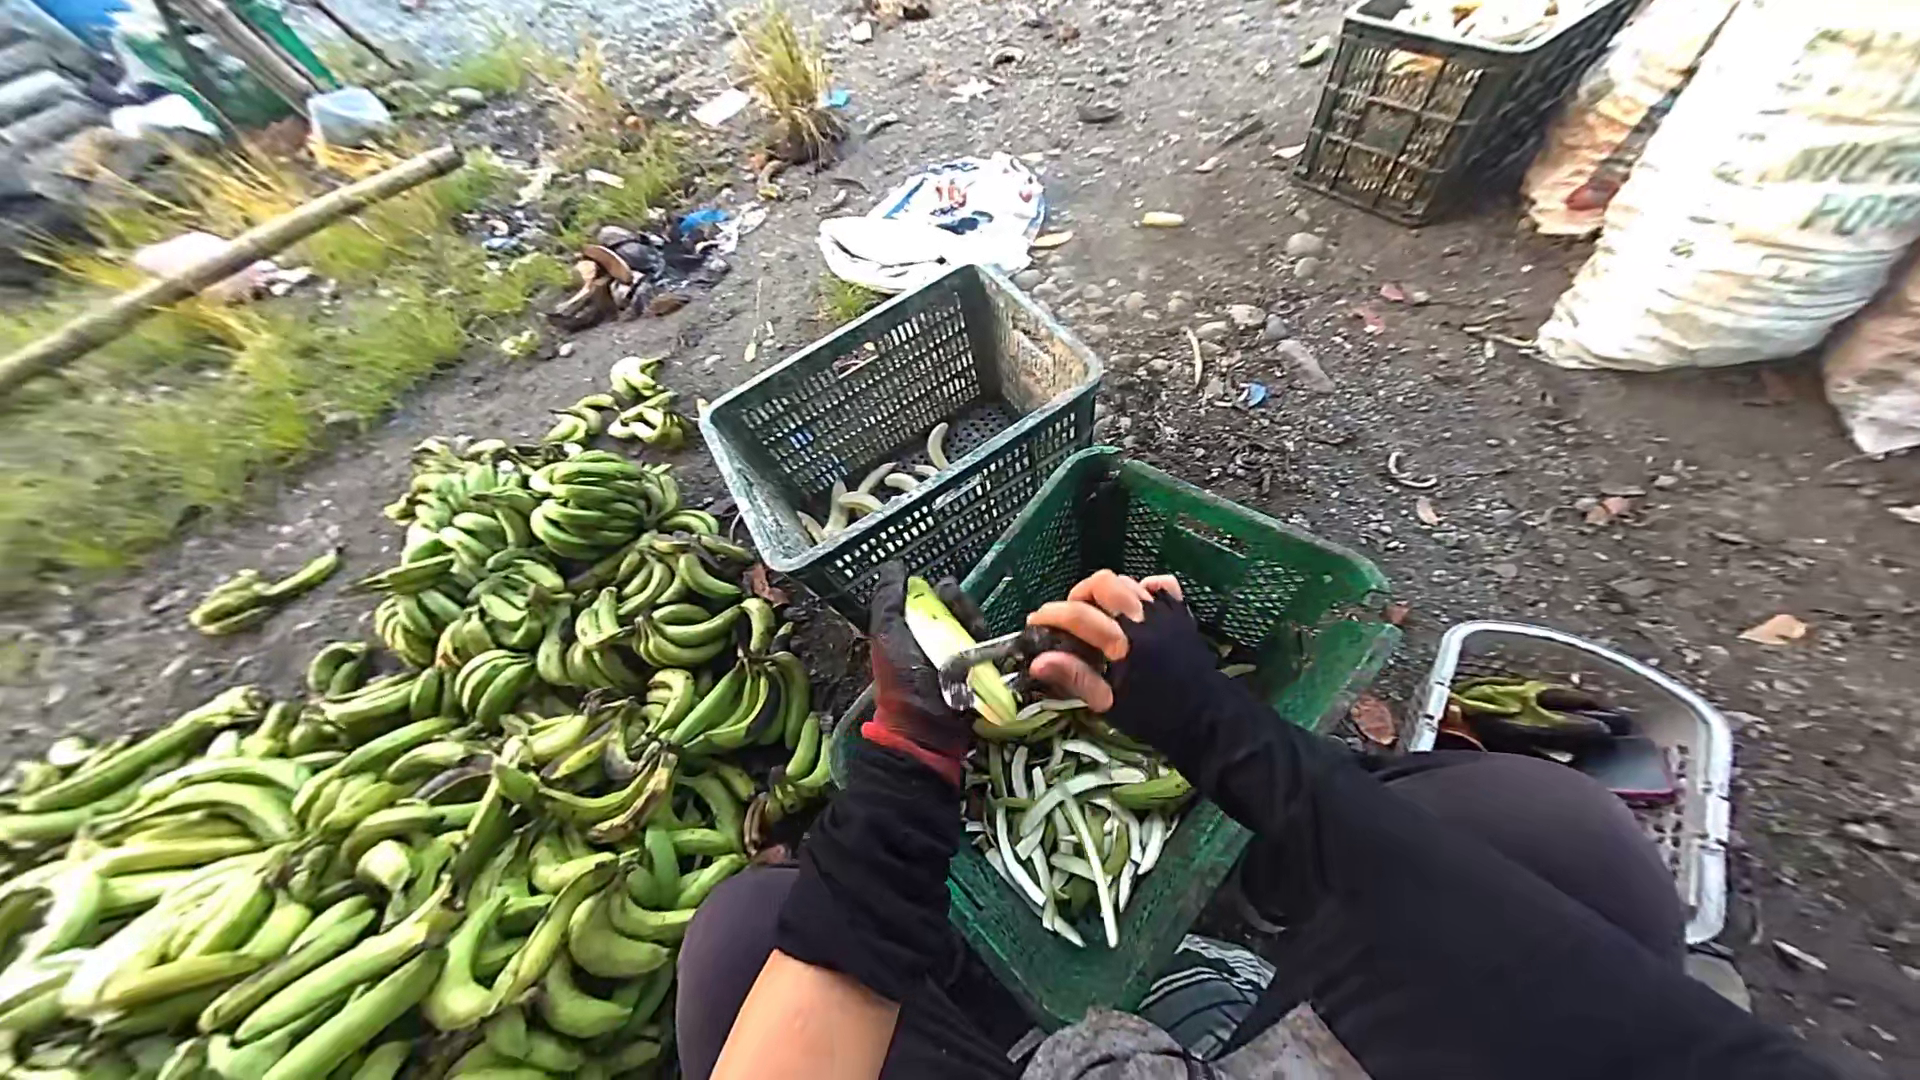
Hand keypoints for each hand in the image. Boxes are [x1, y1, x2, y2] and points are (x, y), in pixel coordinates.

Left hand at [863, 561, 981, 784]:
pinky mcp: (980, 666)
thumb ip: (888, 598)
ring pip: (974, 620)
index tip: (940, 590)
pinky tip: (979, 639)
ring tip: (967, 627)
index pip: (930, 597)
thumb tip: (895, 564)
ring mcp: (960, 652)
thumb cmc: (900, 680)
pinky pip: (988, 642)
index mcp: (912, 627)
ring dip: (971, 618)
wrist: (926, 726)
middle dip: (958, 601)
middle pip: (956, 606)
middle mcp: (937, 636)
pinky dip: (985, 637)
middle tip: (954, 606)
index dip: (936, 590)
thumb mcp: (886, 633)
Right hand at [1025, 571, 1216, 747]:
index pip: (1077, 615)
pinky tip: (1134, 605)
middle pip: (1102, 582)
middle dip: (1079, 593)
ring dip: (1106, 592)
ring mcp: (1164, 612)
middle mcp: (1142, 619)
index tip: (1036, 622)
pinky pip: (1160, 585)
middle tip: (1070, 615)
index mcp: (1123, 642)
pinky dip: (1143, 588)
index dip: (1051, 614)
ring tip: (1099, 613)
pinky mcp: (1180, 614)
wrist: (1207, 720)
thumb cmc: (1154, 717)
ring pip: (1127, 581)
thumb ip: (1075, 677)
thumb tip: (1038, 661)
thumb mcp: (1110, 704)